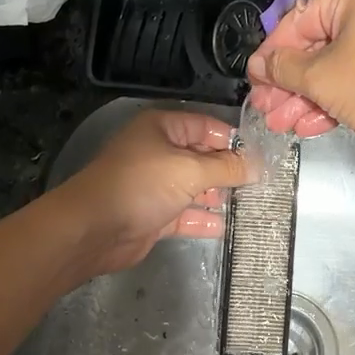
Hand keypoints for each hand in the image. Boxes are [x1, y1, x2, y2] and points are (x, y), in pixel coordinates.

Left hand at [49, 110, 246, 277]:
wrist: (93, 229)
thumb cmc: (141, 185)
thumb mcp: (189, 170)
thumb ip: (226, 168)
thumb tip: (257, 165)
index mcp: (162, 128)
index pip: (205, 126)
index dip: (232, 139)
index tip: (260, 155)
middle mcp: (158, 151)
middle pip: (200, 156)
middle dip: (227, 168)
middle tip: (260, 180)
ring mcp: (154, 184)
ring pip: (193, 186)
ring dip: (216, 194)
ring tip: (249, 202)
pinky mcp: (152, 214)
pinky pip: (183, 212)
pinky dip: (201, 218)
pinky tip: (224, 225)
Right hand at [246, 0, 354, 153]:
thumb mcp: (323, 78)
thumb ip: (285, 69)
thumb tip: (261, 65)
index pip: (299, 20)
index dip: (272, 53)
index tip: (255, 80)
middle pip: (319, 45)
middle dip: (290, 82)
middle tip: (267, 109)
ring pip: (340, 65)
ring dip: (310, 96)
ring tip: (285, 125)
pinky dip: (339, 98)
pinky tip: (315, 125)